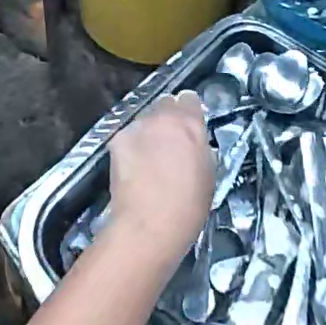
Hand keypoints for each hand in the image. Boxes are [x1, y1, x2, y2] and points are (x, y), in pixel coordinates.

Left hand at [106, 90, 213, 254]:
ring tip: (150, 158)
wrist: (147, 227)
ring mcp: (137, 126)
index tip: (190, 127)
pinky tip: (134, 167)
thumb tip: (193, 143)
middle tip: (170, 143)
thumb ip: (201, 147)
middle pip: (165, 103)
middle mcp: (163, 116)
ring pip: (145, 119)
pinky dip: (131, 146)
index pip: (189, 98)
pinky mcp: (116, 139)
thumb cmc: (187, 207)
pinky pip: (128, 135)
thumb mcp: (209, 172)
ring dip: (149, 132)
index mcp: (190, 122)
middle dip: (168, 118)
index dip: (190, 112)